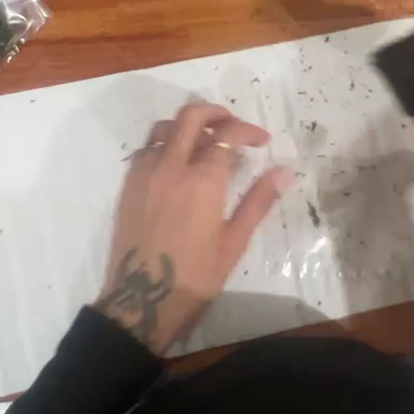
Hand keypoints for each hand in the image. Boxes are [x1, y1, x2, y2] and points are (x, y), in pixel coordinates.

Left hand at [96, 103, 293, 354]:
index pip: (227, 135)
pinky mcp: (128, 186)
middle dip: (216, 113)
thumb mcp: (234, 242)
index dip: (248, 131)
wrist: (142, 301)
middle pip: (191, 116)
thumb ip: (258, 201)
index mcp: (202, 180)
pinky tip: (178, 165)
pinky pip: (147, 148)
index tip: (262, 142)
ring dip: (187, 126)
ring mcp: (144, 173)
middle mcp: (171, 167)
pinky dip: (166, 144)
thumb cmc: (196, 277)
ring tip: (205, 142)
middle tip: (233, 127)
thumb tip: (285, 172)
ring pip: (164, 127)